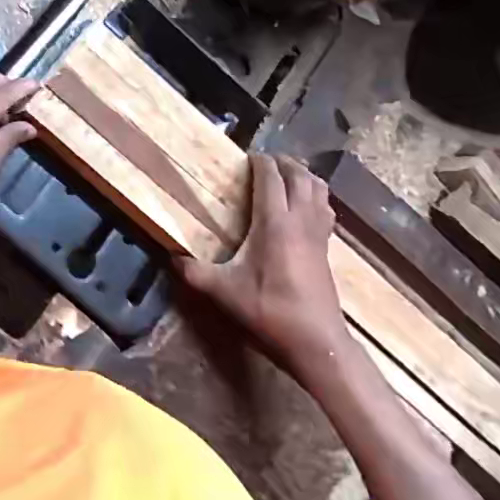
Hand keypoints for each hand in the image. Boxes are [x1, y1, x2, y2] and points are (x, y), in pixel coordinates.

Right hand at [177, 155, 346, 374]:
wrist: (317, 342)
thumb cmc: (270, 312)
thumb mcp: (225, 293)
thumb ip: (195, 273)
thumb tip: (170, 257)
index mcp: (275, 222)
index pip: (271, 176)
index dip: (260, 161)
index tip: (247, 157)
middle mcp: (300, 219)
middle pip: (299, 174)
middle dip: (283, 162)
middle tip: (265, 162)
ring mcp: (319, 232)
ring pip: (318, 187)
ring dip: (303, 175)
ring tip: (286, 176)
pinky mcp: (328, 246)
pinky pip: (325, 207)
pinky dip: (316, 196)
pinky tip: (305, 207)